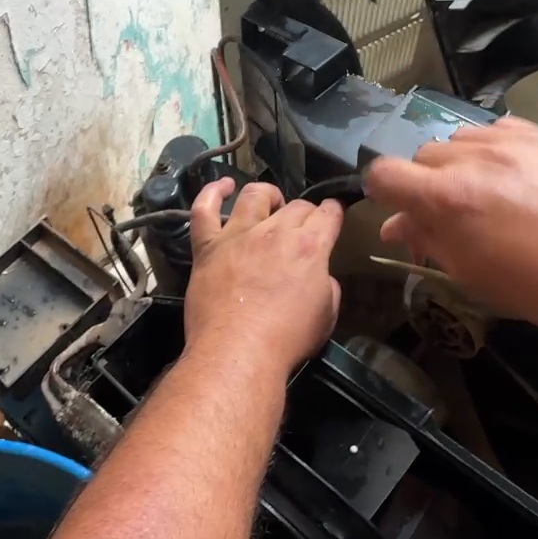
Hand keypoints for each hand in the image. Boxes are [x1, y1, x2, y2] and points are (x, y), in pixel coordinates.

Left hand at [184, 178, 343, 372]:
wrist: (238, 351)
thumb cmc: (287, 340)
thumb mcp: (327, 315)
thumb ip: (327, 287)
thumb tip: (318, 276)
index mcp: (310, 247)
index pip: (328, 214)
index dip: (333, 212)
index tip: (332, 214)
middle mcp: (275, 232)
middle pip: (295, 205)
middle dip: (304, 210)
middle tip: (302, 224)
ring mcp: (237, 235)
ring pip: (254, 196)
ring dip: (267, 194)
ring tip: (271, 202)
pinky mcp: (207, 247)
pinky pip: (204, 210)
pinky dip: (212, 193)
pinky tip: (223, 187)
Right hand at [364, 117, 537, 339]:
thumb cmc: (535, 286)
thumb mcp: (468, 271)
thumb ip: (426, 239)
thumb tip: (396, 226)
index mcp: (448, 198)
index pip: (384, 173)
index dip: (383, 192)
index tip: (400, 208)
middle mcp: (474, 159)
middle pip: (423, 155)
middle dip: (427, 182)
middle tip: (451, 212)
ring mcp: (514, 141)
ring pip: (461, 139)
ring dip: (462, 163)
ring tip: (488, 192)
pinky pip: (500, 130)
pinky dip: (495, 150)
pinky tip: (516, 176)